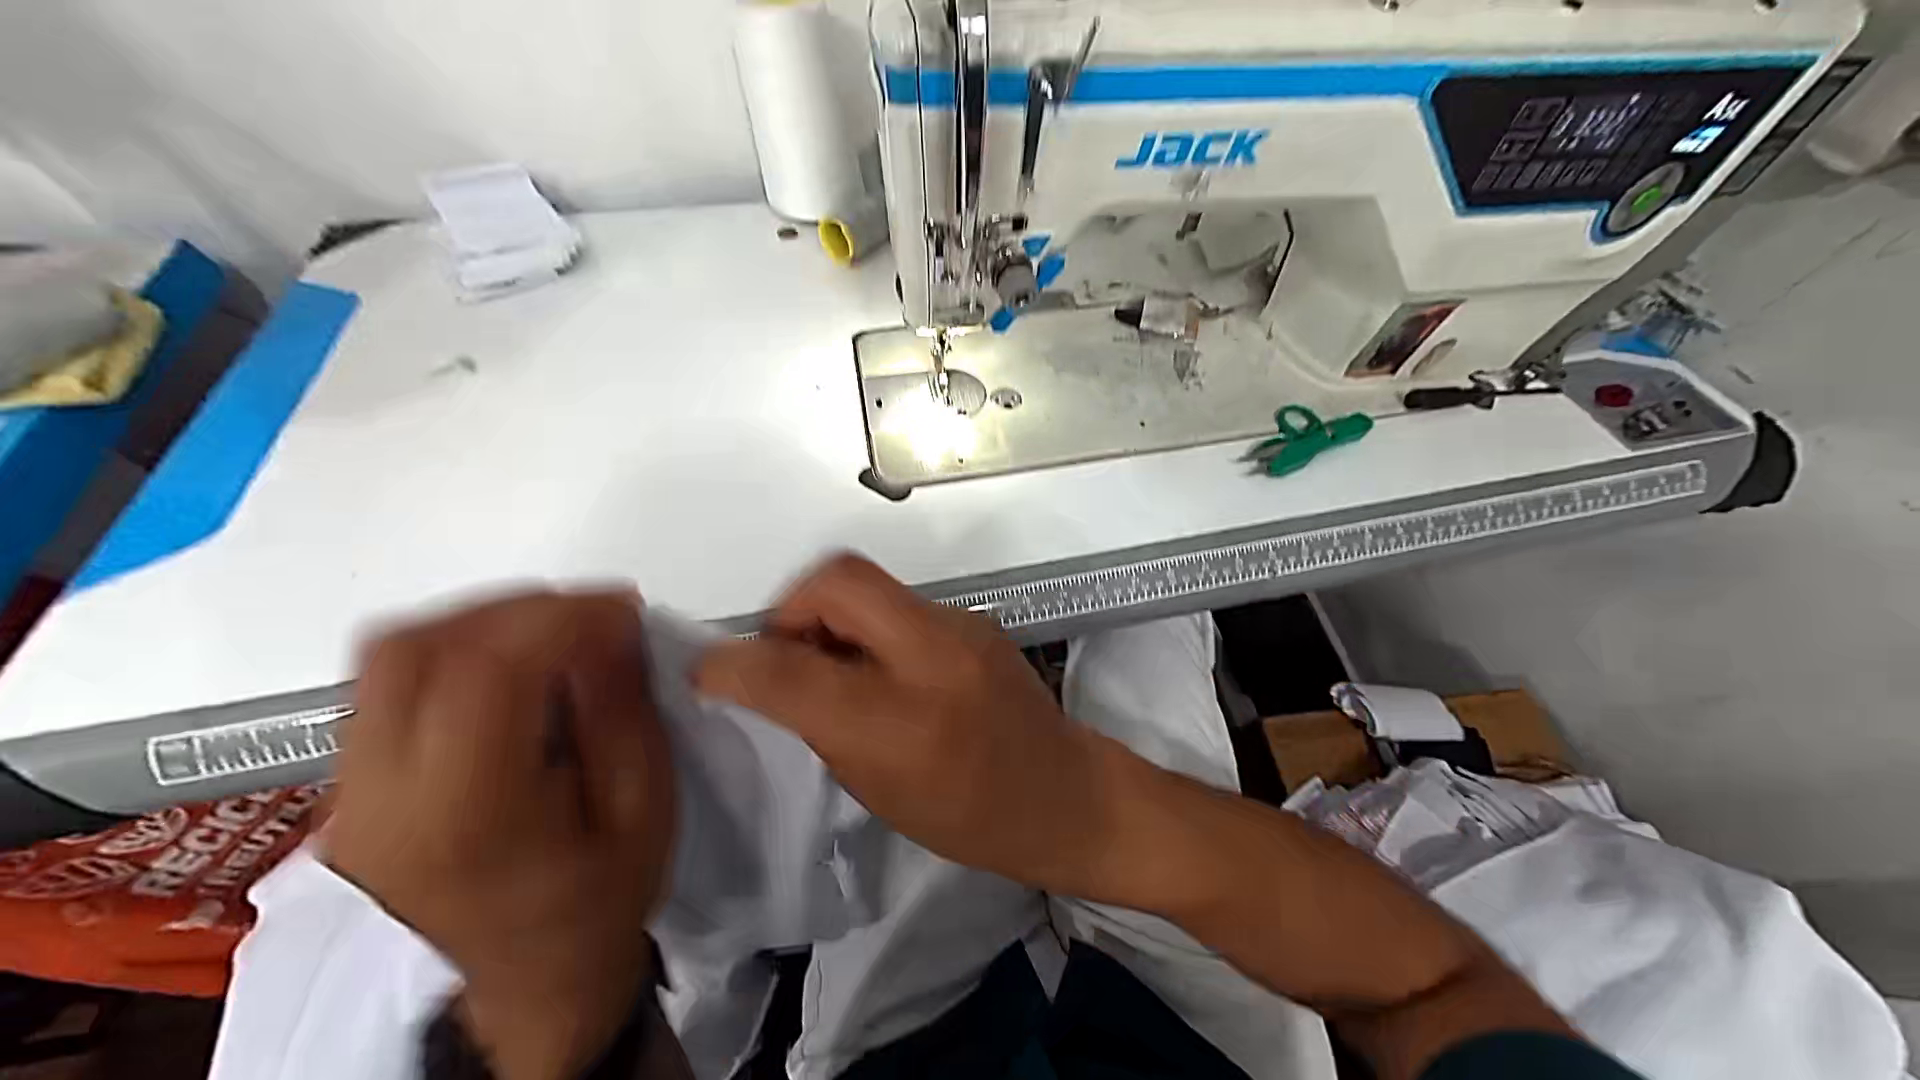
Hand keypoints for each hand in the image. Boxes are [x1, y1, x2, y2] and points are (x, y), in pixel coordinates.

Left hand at [324, 591, 675, 1079]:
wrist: (528, 983)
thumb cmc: (599, 903)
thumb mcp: (643, 808)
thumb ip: (622, 713)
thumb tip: (609, 629)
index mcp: (469, 816)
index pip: (487, 673)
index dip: (561, 618)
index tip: (622, 610)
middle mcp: (384, 800)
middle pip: (412, 648)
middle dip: (513, 608)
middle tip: (587, 615)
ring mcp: (352, 795)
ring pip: (388, 654)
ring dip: (482, 621)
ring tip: (557, 633)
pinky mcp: (353, 787)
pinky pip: (387, 682)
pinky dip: (456, 648)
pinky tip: (516, 665)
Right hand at [696, 555, 1130, 895]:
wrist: (1065, 794)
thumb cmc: (970, 817)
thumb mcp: (878, 790)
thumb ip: (820, 724)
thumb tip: (778, 678)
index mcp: (901, 721)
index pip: (792, 669)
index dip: (733, 663)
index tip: (708, 669)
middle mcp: (933, 655)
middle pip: (837, 577)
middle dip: (790, 606)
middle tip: (785, 652)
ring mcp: (960, 626)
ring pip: (868, 586)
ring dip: (830, 616)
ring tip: (832, 664)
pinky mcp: (974, 619)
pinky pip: (899, 605)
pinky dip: (869, 627)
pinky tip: (880, 667)